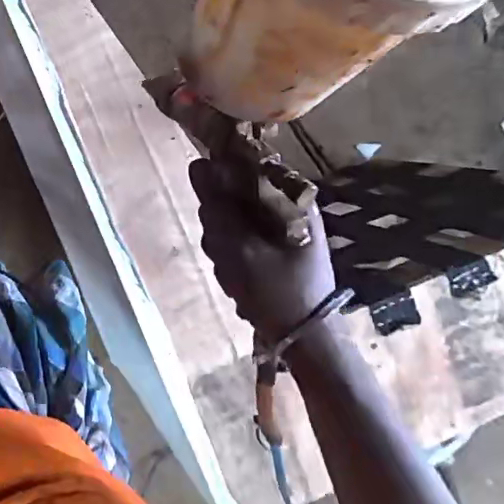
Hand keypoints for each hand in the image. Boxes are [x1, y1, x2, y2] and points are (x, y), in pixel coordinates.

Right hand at [189, 159, 338, 342]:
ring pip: (231, 216)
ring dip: (224, 244)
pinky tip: (238, 279)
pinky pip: (238, 237)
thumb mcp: (242, 251)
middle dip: (220, 222)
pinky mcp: (270, 245)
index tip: (213, 210)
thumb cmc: (280, 294)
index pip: (247, 163)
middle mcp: (287, 204)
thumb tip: (197, 165)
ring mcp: (279, 225)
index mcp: (292, 197)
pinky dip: (232, 256)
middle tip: (227, 252)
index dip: (221, 180)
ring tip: (235, 273)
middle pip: (233, 191)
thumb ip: (218, 209)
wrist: (306, 341)